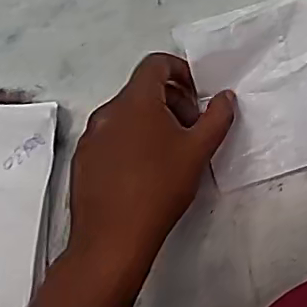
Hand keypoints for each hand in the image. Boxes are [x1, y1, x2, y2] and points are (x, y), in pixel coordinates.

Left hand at [66, 54, 234, 268]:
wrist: (112, 242)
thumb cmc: (159, 188)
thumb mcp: (199, 150)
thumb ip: (217, 116)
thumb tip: (224, 98)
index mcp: (135, 101)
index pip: (155, 64)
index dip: (180, 70)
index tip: (196, 94)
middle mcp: (108, 113)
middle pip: (143, 90)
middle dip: (172, 100)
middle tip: (192, 127)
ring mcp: (90, 138)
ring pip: (127, 114)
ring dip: (153, 121)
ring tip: (171, 152)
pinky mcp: (82, 161)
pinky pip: (111, 137)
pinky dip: (132, 141)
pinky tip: (146, 171)